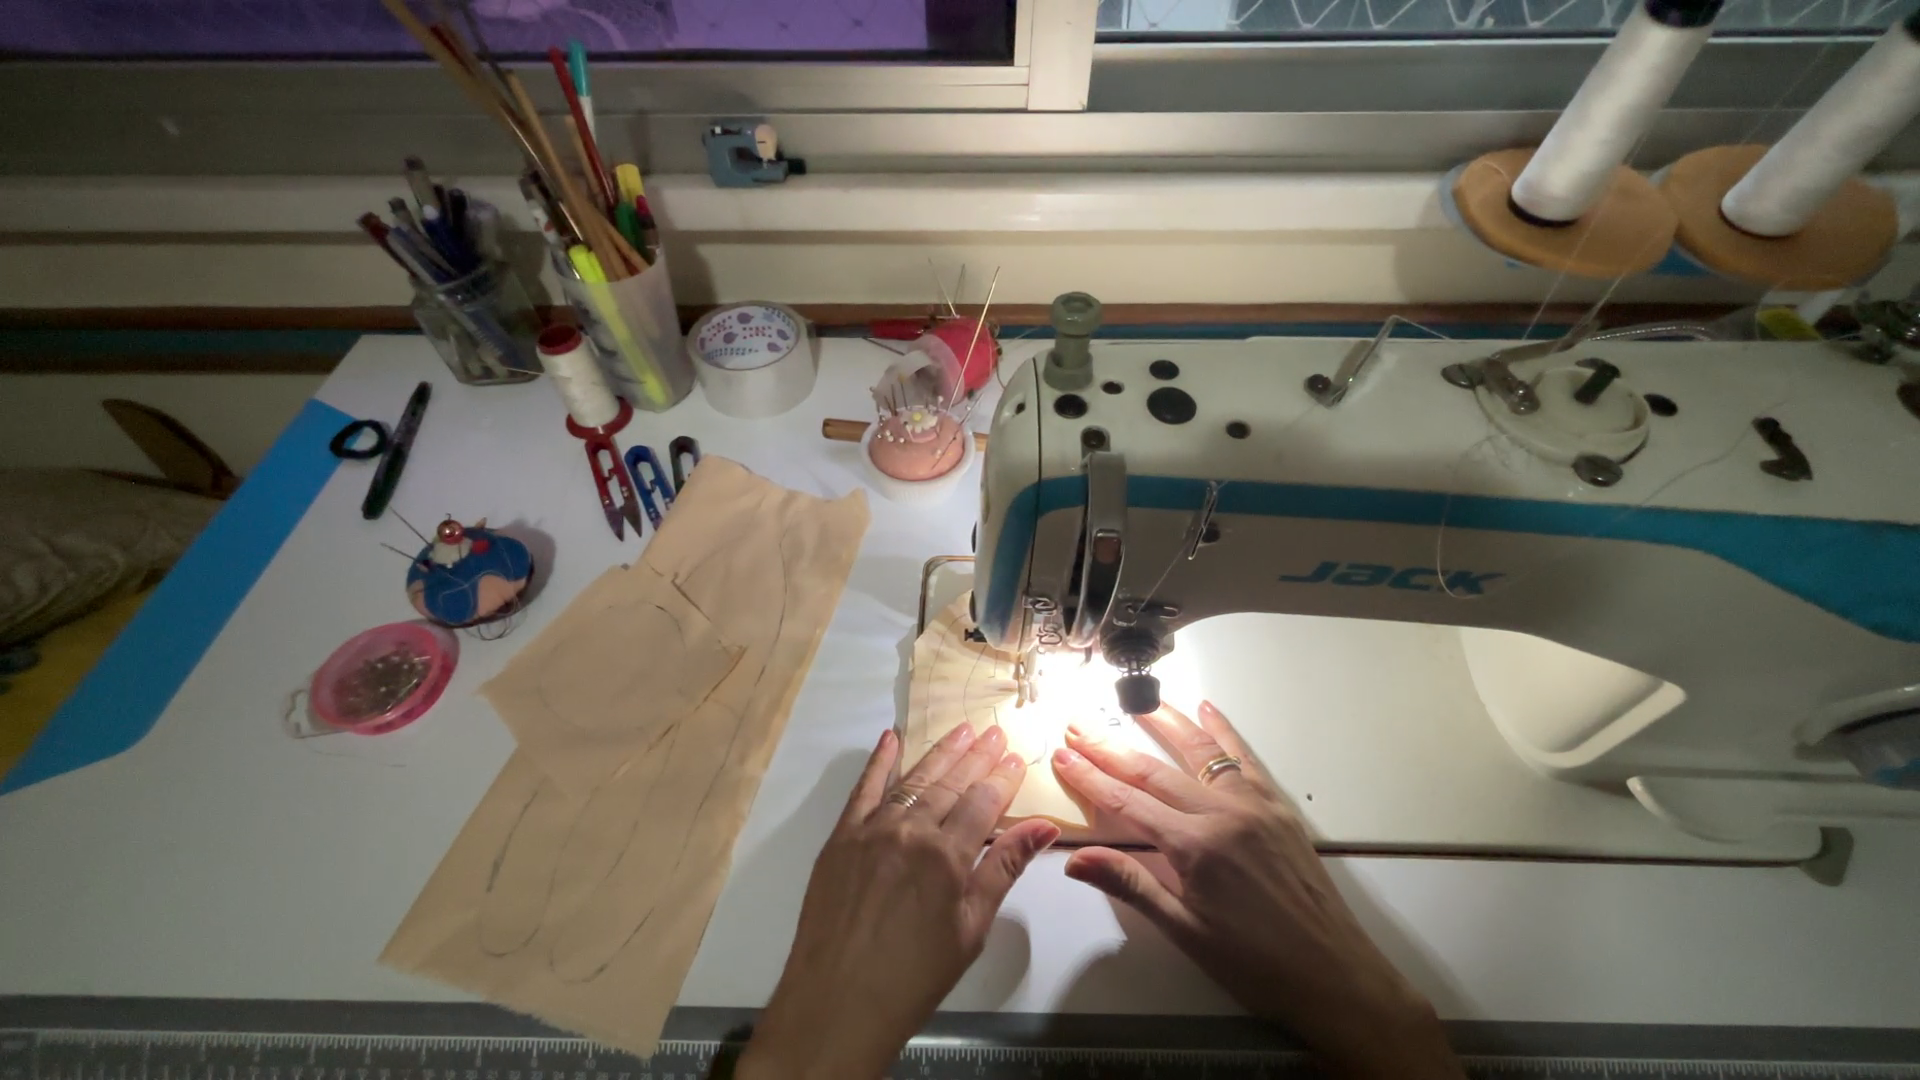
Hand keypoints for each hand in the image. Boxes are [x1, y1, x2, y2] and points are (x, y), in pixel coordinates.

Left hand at [737, 724, 1059, 1079]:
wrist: (837, 1001)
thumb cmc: (915, 975)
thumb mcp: (971, 928)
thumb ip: (1004, 870)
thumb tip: (1044, 826)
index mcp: (947, 857)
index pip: (983, 803)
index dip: (1002, 778)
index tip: (1016, 757)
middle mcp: (911, 831)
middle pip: (951, 783)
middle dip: (976, 756)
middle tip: (993, 731)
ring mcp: (872, 829)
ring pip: (914, 780)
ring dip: (940, 753)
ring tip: (961, 730)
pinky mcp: (842, 836)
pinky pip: (864, 789)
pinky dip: (880, 761)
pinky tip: (892, 738)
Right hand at [1051, 702, 1463, 1079]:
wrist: (1336, 975)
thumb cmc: (1254, 962)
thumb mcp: (1186, 931)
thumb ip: (1131, 885)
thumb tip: (1074, 860)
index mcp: (1196, 847)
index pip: (1128, 803)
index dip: (1091, 777)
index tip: (1063, 753)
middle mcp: (1223, 814)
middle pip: (1154, 771)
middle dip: (1111, 746)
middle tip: (1079, 723)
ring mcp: (1254, 805)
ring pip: (1200, 752)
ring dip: (1164, 723)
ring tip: (1135, 701)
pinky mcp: (1278, 807)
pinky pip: (1244, 759)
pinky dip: (1223, 731)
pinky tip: (1207, 709)